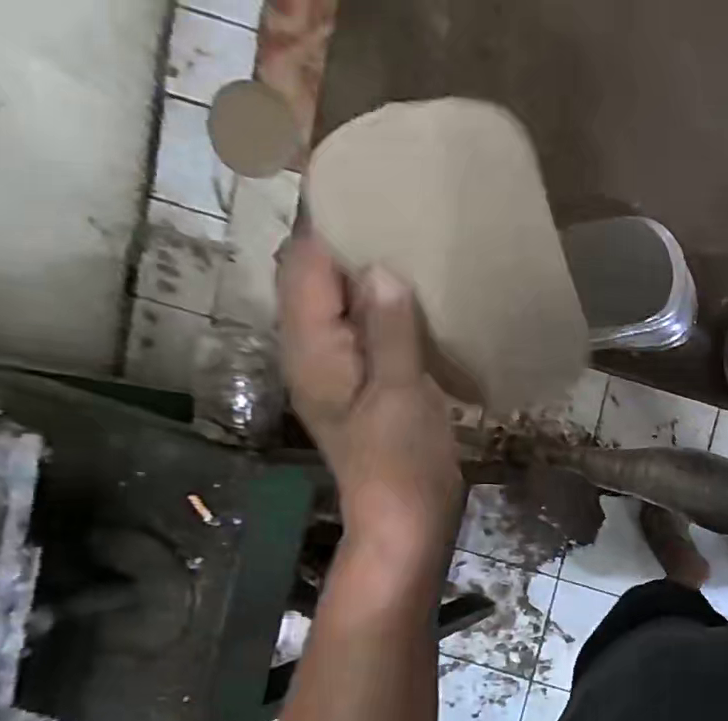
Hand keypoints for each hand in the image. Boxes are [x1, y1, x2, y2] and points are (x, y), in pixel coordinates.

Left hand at [277, 228, 461, 568]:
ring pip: (342, 308)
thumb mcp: (400, 392)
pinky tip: (422, 310)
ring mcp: (339, 374)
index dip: (329, 224)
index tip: (368, 189)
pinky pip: (367, 335)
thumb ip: (389, 329)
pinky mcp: (365, 391)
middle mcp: (314, 353)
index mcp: (312, 348)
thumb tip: (382, 269)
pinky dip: (387, 314)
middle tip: (401, 218)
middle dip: (349, 246)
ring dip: (370, 280)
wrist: (404, 525)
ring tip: (414, 253)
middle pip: (317, 280)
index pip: (305, 264)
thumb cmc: (400, 462)